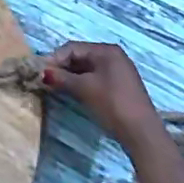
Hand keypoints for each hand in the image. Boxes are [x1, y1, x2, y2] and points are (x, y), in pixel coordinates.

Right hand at [41, 41, 161, 134]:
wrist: (142, 134)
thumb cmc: (112, 104)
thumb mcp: (84, 88)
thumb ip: (61, 77)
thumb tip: (41, 72)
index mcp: (106, 50)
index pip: (72, 48)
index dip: (55, 58)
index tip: (40, 72)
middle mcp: (114, 56)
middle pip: (80, 57)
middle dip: (62, 67)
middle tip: (46, 80)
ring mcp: (119, 72)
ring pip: (87, 69)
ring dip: (71, 76)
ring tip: (56, 87)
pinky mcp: (120, 87)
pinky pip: (96, 78)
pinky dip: (82, 83)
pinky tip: (73, 93)